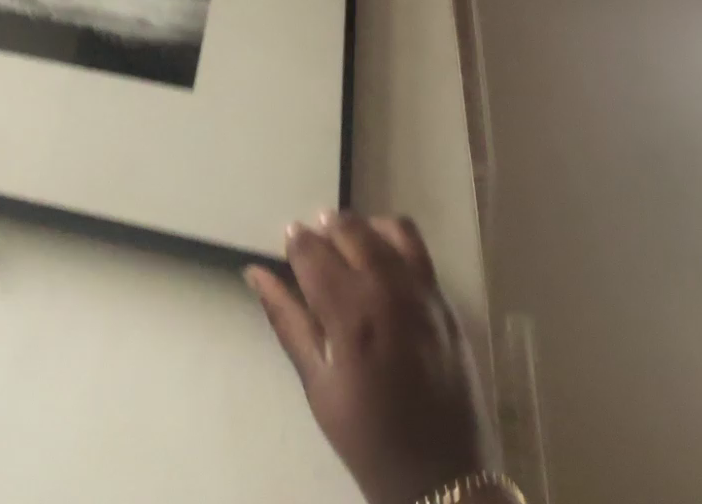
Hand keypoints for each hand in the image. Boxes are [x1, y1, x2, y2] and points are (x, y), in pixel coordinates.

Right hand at [245, 212, 496, 503]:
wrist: (442, 474)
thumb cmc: (366, 434)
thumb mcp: (316, 383)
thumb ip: (287, 319)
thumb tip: (255, 273)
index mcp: (351, 315)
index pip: (313, 251)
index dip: (296, 241)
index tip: (287, 241)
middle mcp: (389, 292)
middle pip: (352, 230)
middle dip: (325, 228)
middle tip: (312, 242)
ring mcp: (424, 295)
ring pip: (390, 230)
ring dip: (362, 228)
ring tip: (346, 243)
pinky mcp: (446, 304)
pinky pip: (420, 251)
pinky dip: (394, 240)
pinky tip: (380, 259)